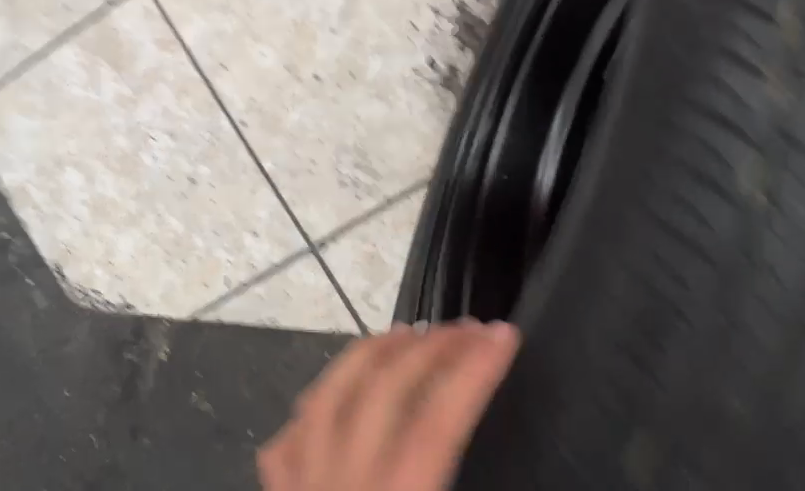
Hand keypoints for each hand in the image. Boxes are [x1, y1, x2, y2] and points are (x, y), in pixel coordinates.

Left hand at [258, 321, 519, 490]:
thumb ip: (465, 471)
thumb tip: (516, 463)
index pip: (436, 422)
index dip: (473, 371)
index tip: (504, 333)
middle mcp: (341, 487)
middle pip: (381, 393)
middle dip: (430, 348)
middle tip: (469, 329)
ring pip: (325, 400)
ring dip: (371, 357)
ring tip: (408, 334)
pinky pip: (287, 443)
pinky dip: (316, 407)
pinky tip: (339, 395)